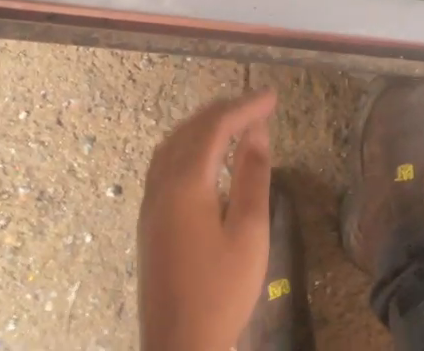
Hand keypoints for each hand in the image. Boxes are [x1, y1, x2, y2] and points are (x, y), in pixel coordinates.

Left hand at [137, 90, 277, 350]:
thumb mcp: (249, 231)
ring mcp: (150, 205)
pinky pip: (165, 163)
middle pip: (190, 130)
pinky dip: (189, 145)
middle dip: (224, 111)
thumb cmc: (222, 289)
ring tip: (236, 122)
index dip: (245, 107)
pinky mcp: (149, 222)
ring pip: (173, 145)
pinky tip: (207, 156)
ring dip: (203, 125)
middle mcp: (161, 186)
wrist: (181, 346)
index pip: (215, 128)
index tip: (274, 97)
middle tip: (259, 105)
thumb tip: (257, 132)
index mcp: (185, 184)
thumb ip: (253, 176)